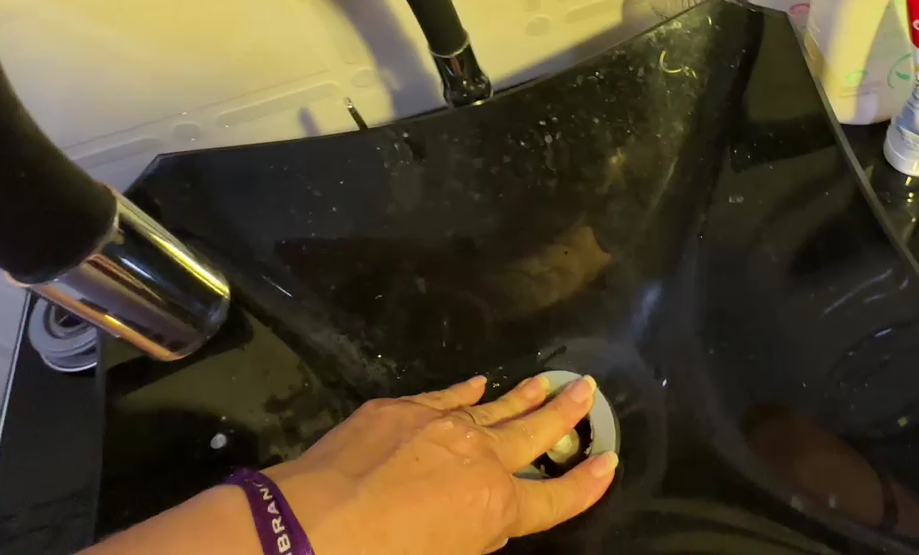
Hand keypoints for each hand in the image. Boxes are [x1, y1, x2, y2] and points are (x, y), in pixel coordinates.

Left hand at [268, 374, 615, 553]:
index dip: (585, 485)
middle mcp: (479, 456)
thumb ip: (473, 538)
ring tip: (548, 380)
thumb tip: (480, 518)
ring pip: (495, 406)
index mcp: (493, 506)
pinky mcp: (403, 408)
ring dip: (523, 396)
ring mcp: (441, 423)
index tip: (609, 462)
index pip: (552, 498)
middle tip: (588, 389)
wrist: (309, 527)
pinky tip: (480, 382)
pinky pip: (446, 396)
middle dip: (563, 414)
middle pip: (532, 434)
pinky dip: (466, 391)